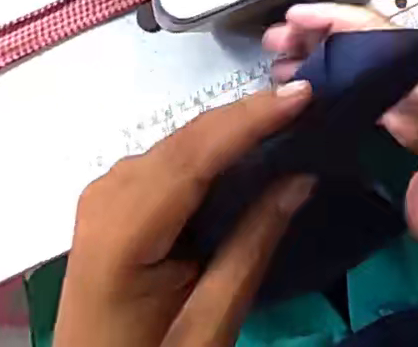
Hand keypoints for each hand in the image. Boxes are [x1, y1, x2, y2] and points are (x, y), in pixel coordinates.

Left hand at [55, 83, 316, 346]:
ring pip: (185, 139)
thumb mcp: (206, 329)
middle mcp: (109, 192)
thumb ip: (252, 247)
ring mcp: (109, 189)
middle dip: (250, 114)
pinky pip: (176, 153)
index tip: (304, 94)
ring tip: (288, 114)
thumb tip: (301, 176)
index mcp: (122, 231)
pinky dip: (216, 143)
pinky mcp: (117, 192)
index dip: (251, 118)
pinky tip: (249, 140)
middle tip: (308, 98)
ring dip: (236, 125)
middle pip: (190, 139)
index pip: (195, 155)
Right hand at [263, 4, 417, 240]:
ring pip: (362, 71)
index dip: (335, 22)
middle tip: (271, 47)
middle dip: (319, 39)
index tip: (295, 19)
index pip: (379, 35)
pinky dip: (339, 95)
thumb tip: (416, 217)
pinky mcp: (417, 123)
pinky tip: (315, 103)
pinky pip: (369, 99)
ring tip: (280, 69)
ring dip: (324, 65)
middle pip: (363, 46)